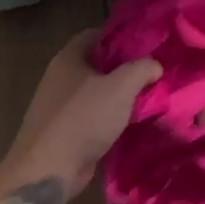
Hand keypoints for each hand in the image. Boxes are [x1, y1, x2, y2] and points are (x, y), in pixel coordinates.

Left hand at [7, 31, 160, 189]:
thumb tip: (155, 66)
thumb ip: (142, 69)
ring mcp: (61, 106)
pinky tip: (133, 122)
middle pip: (98, 64)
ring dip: (121, 95)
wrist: (49, 168)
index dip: (121, 37)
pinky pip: (94, 115)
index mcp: (68, 58)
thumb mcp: (120, 87)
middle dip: (125, 68)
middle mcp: (61, 77)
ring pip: (98, 92)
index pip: (96, 35)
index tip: (147, 45)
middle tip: (154, 72)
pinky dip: (112, 117)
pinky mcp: (66, 130)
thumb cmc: (84, 118)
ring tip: (150, 97)